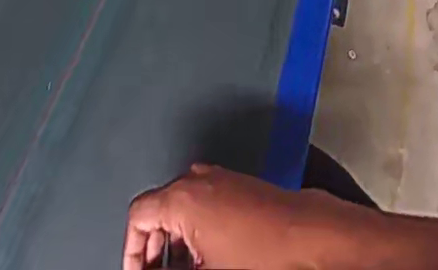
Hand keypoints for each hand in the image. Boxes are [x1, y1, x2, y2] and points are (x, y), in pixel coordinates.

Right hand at [123, 164, 364, 269]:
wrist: (305, 238)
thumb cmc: (260, 253)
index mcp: (183, 195)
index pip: (139, 214)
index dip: (132, 251)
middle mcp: (200, 178)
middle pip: (159, 210)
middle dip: (153, 248)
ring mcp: (221, 179)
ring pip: (182, 207)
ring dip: (175, 242)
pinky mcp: (238, 185)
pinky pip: (204, 204)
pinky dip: (196, 231)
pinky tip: (207, 259)